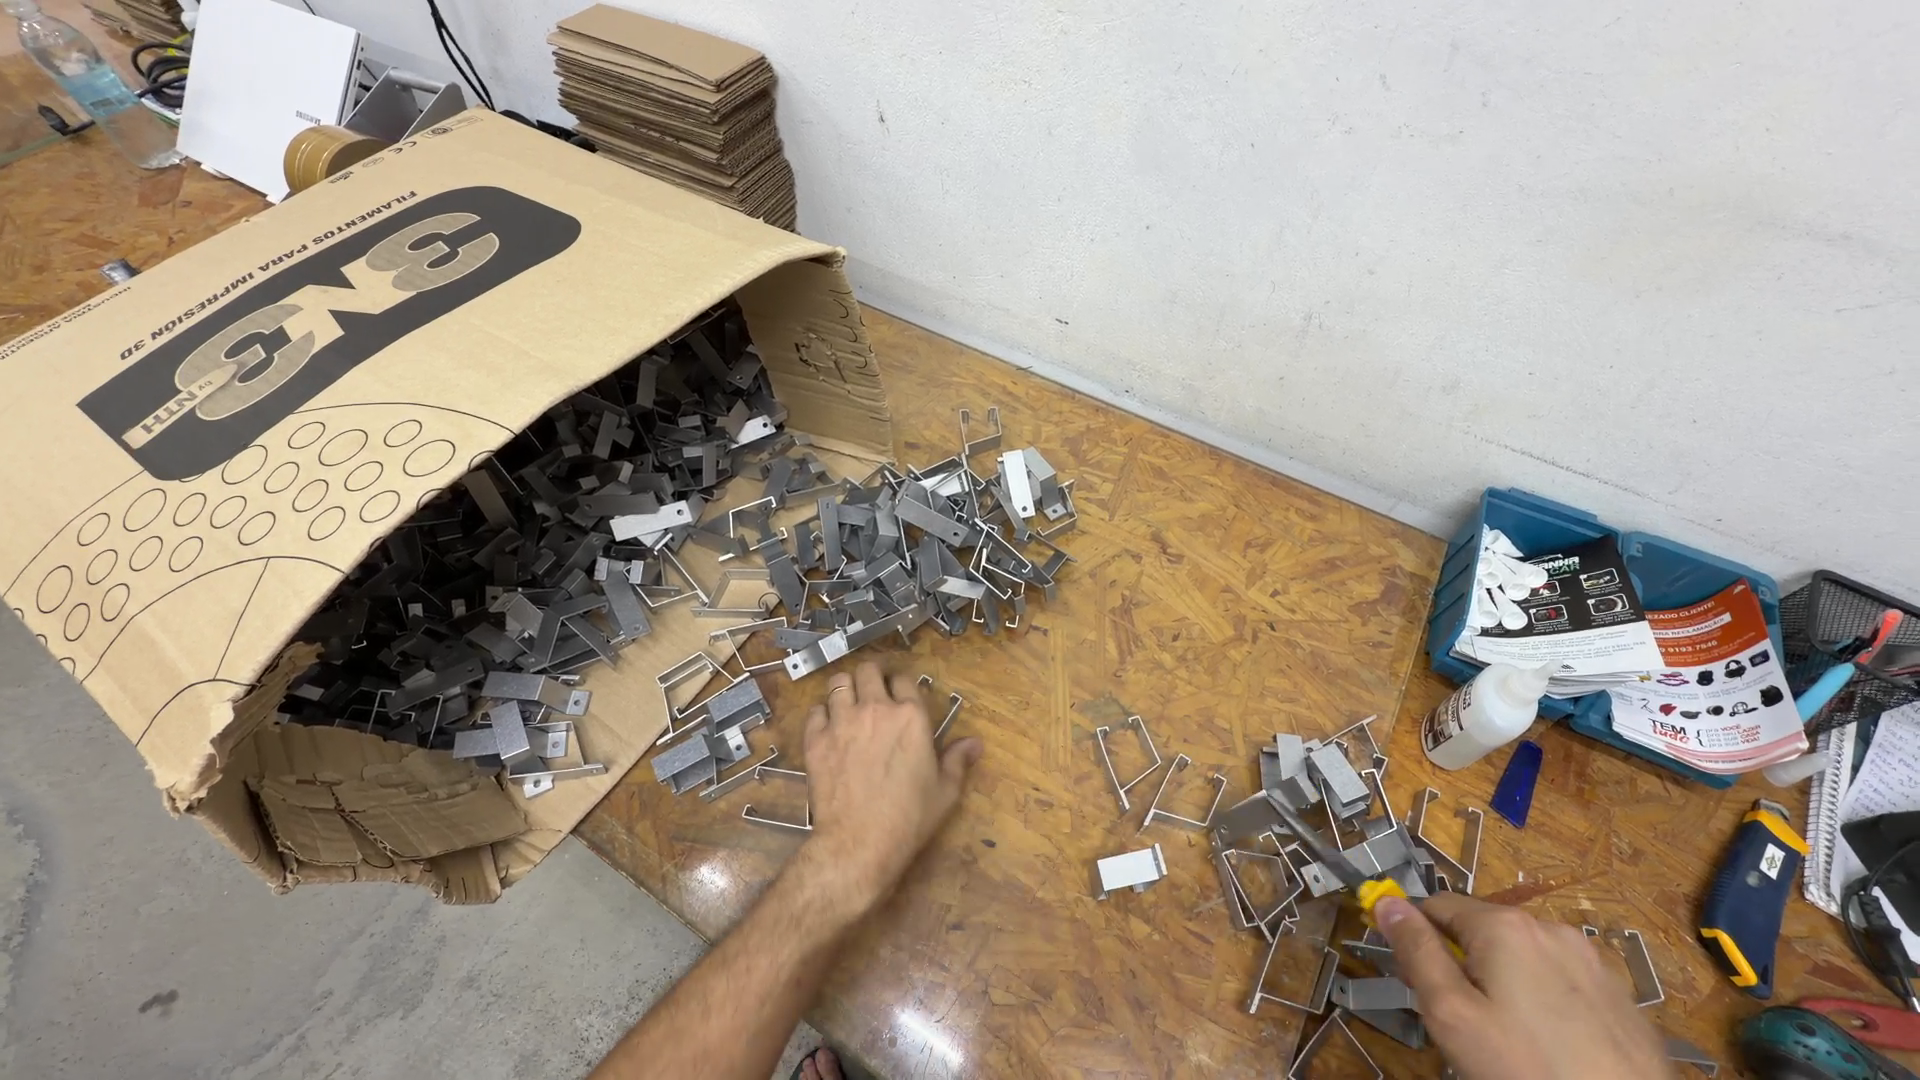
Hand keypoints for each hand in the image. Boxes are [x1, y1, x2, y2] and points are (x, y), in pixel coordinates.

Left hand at [798, 662, 982, 913]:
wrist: (860, 842)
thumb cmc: (909, 817)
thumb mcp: (945, 791)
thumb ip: (957, 760)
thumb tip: (975, 744)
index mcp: (910, 716)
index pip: (905, 680)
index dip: (903, 685)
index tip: (901, 695)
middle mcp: (875, 709)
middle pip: (868, 671)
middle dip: (873, 675)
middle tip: (874, 689)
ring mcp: (841, 721)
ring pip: (838, 682)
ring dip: (845, 688)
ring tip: (849, 701)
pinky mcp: (816, 739)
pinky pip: (815, 711)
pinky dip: (822, 714)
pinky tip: (828, 727)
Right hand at [1375, 893, 1674, 1079]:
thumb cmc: (1525, 1068)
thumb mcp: (1451, 1012)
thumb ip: (1416, 951)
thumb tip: (1386, 901)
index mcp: (1505, 925)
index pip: (1435, 906)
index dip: (1418, 940)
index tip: (1419, 984)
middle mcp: (1550, 928)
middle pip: (1480, 930)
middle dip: (1462, 963)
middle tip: (1463, 1021)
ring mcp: (1593, 961)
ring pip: (1521, 955)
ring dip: (1503, 980)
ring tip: (1509, 1037)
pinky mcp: (1621, 996)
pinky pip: (1560, 981)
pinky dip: (1544, 1000)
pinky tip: (1551, 1044)